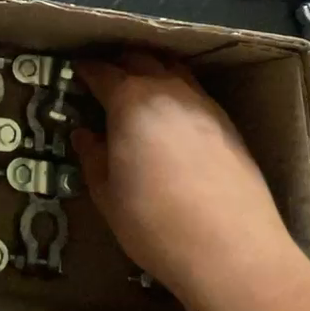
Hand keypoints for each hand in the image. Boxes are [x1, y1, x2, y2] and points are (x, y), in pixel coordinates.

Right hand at [72, 52, 295, 305]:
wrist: (234, 252)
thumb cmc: (156, 224)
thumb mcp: (107, 195)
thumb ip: (92, 157)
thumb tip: (83, 134)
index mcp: (129, 100)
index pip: (100, 71)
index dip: (84, 69)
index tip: (76, 71)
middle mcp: (165, 89)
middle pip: (138, 58)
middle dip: (118, 62)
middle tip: (105, 78)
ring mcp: (200, 102)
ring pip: (171, 68)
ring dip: (151, 69)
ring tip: (140, 87)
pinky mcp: (226, 122)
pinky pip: (194, 90)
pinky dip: (176, 90)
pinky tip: (174, 116)